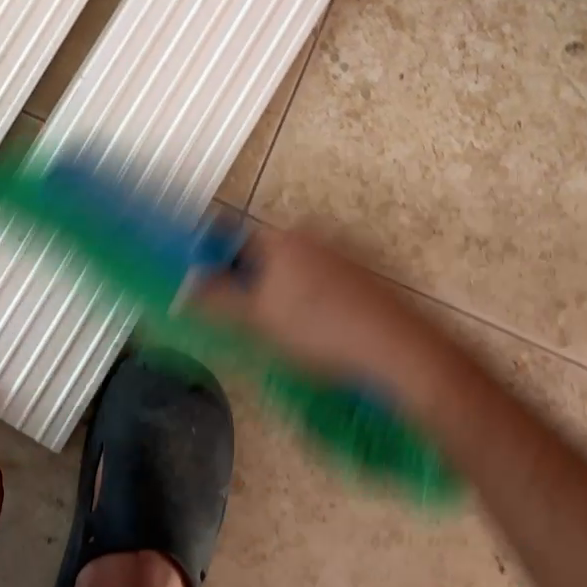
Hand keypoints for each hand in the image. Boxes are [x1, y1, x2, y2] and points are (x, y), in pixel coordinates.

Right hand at [194, 227, 453, 397]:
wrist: (405, 353)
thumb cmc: (324, 331)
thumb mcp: (257, 321)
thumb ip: (214, 299)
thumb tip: (182, 288)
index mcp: (281, 236)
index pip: (228, 237)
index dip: (212, 264)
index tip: (207, 292)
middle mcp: (313, 233)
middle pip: (262, 256)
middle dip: (251, 286)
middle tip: (251, 324)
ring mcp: (346, 251)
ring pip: (296, 272)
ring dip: (284, 298)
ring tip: (290, 338)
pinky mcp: (371, 274)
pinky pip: (326, 283)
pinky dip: (317, 303)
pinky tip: (324, 336)